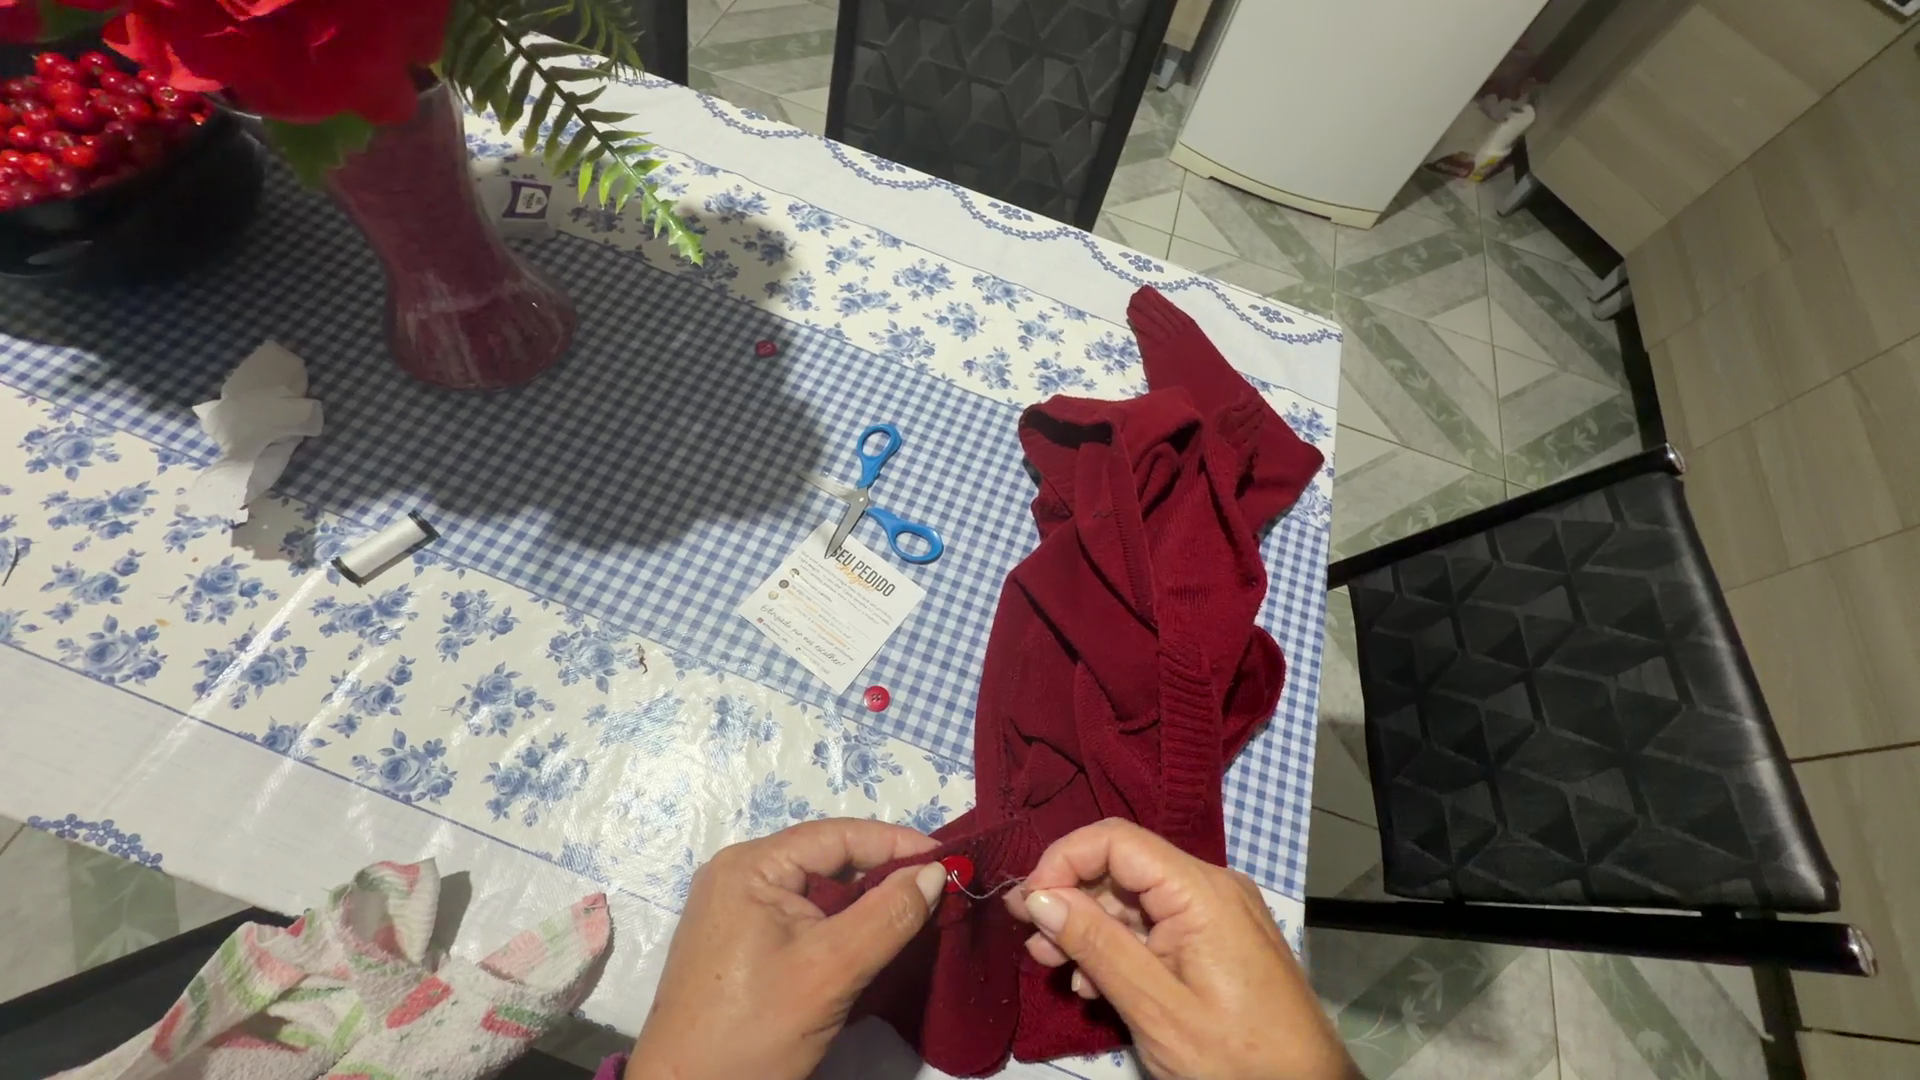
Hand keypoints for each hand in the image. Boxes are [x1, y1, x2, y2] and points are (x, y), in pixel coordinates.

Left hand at [628, 819, 947, 1079]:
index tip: (948, 859)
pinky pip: (800, 910)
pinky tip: (868, 936)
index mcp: (751, 864)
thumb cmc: (753, 1033)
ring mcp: (734, 903)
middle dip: (882, 871)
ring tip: (912, 911)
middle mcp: (739, 871)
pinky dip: (838, 920)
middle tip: (936, 889)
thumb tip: (937, 870)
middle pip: (827, 857)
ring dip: (863, 898)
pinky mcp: (738, 935)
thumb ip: (889, 916)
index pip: (838, 836)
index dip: (896, 843)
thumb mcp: (830, 972)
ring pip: (816, 886)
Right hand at [1006, 819, 1357, 1079]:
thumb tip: (1038, 898)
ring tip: (1052, 965)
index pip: (1115, 840)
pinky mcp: (1215, 937)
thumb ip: (1096, 945)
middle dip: (1070, 898)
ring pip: (1133, 897)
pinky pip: (1154, 923)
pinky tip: (1093, 981)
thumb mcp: (1155, 1008)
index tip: (1030, 904)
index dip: (1063, 861)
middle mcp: (1207, 885)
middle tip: (1029, 938)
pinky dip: (1119, 946)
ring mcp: (1214, 910)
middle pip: (1121, 867)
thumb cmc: (1236, 1060)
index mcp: (1198, 889)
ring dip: (1088, 927)